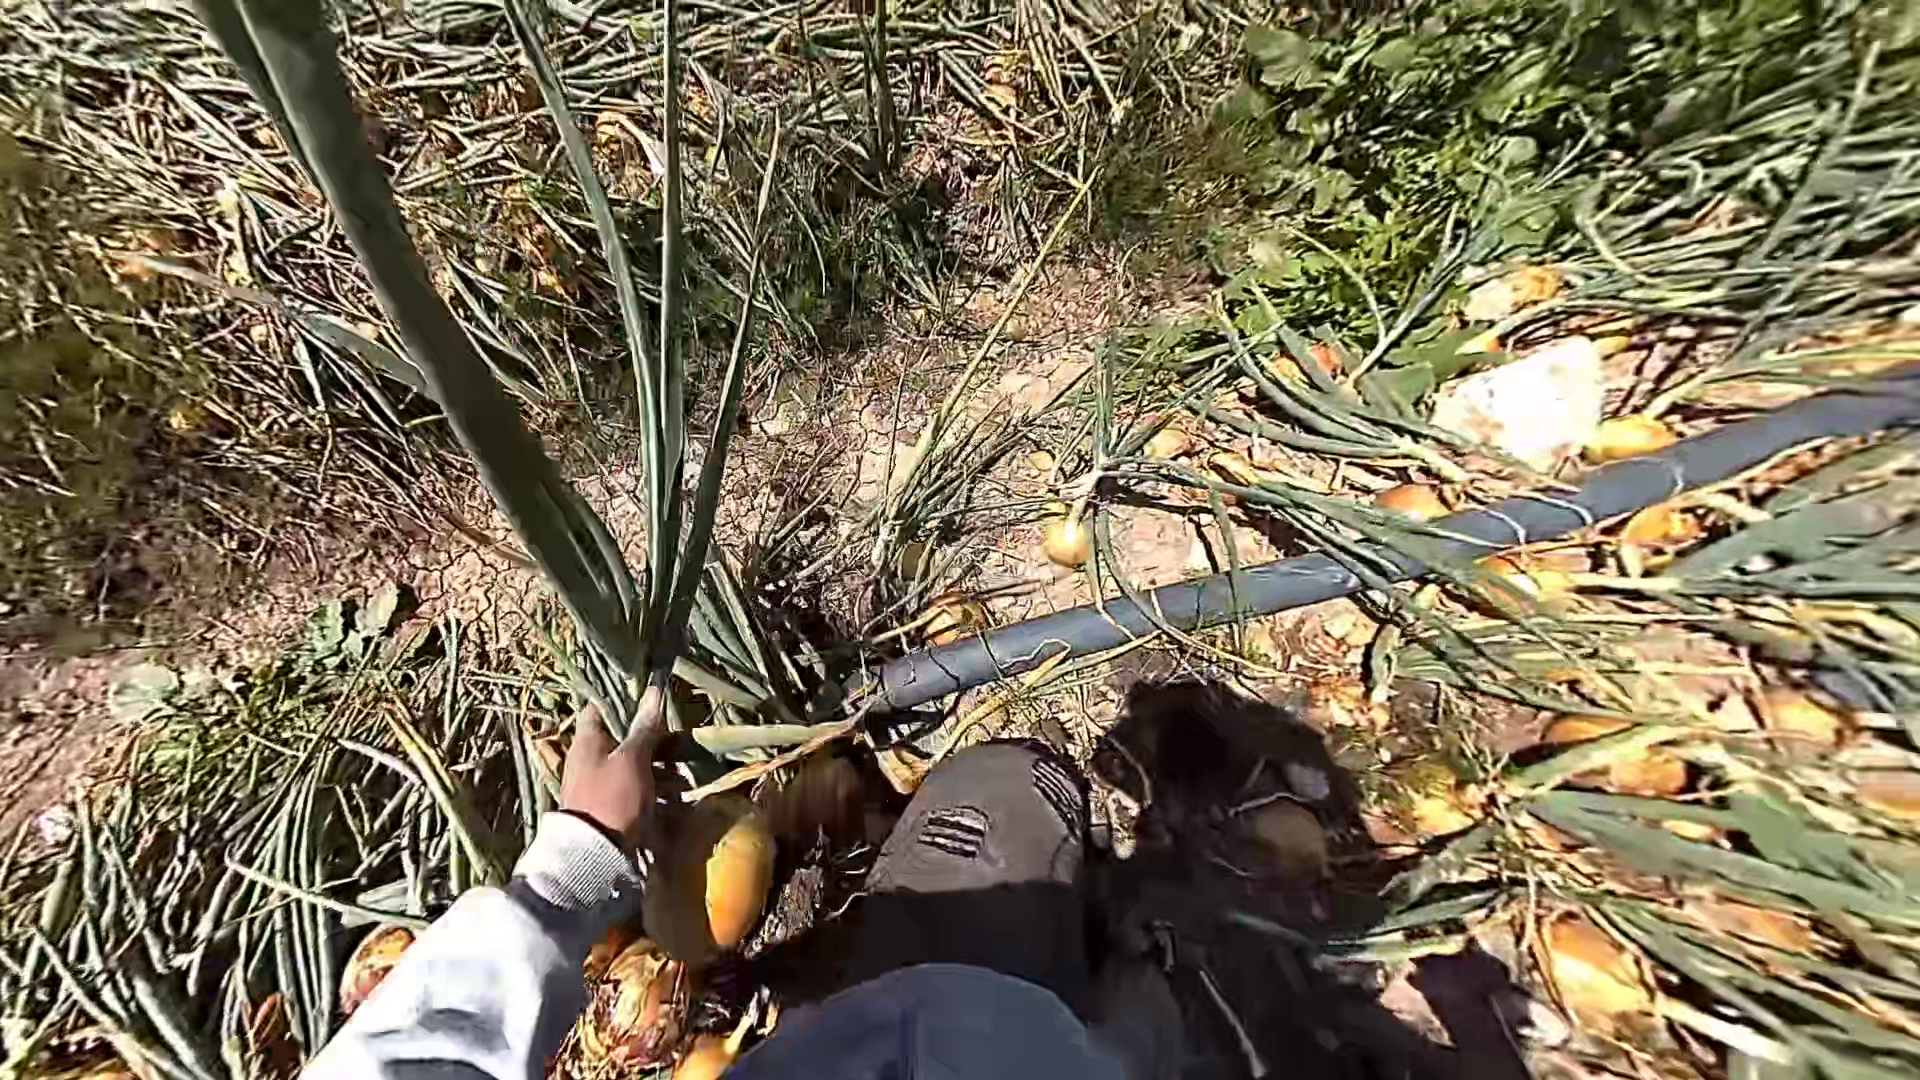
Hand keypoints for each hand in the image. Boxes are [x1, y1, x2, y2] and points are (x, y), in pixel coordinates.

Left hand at [560, 687, 665, 847]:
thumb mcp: (632, 759)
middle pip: (622, 734)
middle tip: (676, 731)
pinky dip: (656, 781)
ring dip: (659, 759)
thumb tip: (654, 692)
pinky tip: (677, 787)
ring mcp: (602, 781)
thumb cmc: (610, 798)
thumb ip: (644, 728)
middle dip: (651, 732)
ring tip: (683, 764)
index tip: (649, 693)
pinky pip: (638, 782)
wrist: (594, 857)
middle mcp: (591, 758)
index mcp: (587, 742)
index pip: (599, 707)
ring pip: (634, 758)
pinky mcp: (614, 801)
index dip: (623, 697)